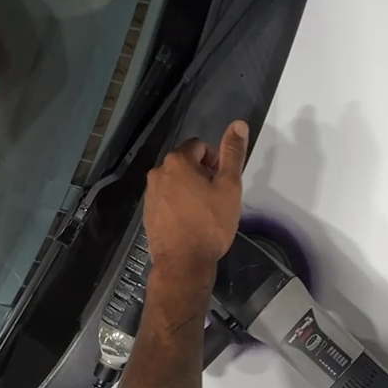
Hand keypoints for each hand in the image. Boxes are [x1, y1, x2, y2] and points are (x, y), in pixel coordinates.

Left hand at [144, 120, 249, 296]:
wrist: (183, 263)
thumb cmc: (210, 225)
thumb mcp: (229, 188)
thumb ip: (233, 154)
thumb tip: (239, 124)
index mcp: (178, 161)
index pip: (199, 146)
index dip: (215, 160)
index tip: (223, 181)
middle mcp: (158, 172)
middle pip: (185, 164)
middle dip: (202, 175)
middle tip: (217, 199)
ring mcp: (150, 194)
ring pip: (175, 183)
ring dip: (190, 191)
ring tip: (204, 213)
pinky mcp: (148, 213)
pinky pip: (167, 200)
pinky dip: (179, 206)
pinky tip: (190, 224)